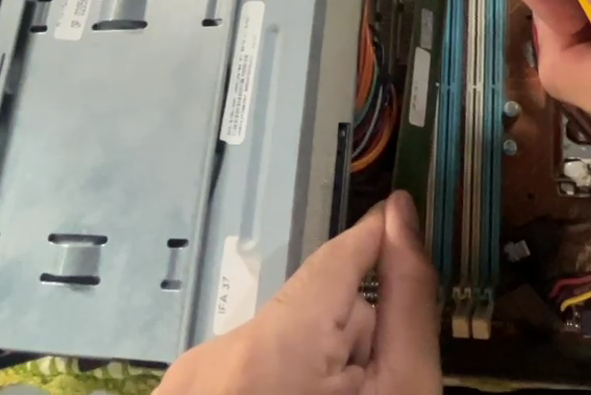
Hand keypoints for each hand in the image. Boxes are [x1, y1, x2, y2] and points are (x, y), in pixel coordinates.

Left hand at [156, 191, 439, 394]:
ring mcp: (183, 384)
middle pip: (310, 309)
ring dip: (308, 369)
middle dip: (345, 338)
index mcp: (273, 345)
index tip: (406, 229)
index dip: (379, 238)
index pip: (338, 256)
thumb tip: (402, 214)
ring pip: (276, 342)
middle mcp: (213, 353)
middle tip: (369, 390)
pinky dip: (270, 388)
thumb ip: (407, 301)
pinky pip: (238, 372)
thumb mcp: (402, 393)